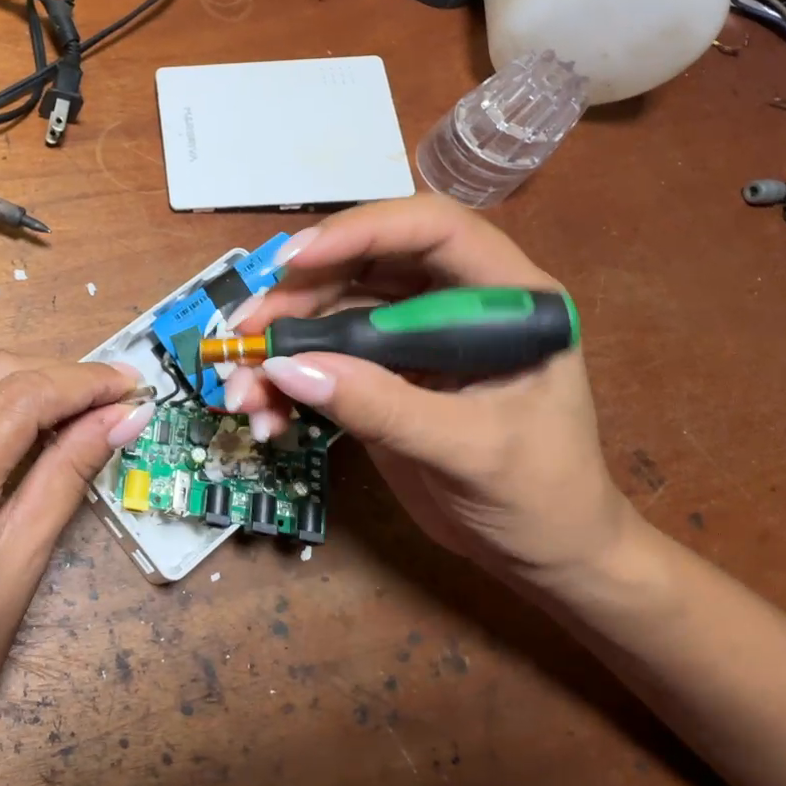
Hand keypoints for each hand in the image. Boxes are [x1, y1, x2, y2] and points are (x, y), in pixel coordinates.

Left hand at [0, 345, 153, 750]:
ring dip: (22, 369)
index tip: (129, 386)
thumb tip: (125, 413)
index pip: (14, 401)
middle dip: (57, 372)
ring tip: (72, 399)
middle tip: (110, 396)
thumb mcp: (26, 559)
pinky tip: (21, 406)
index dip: (79, 383)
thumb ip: (70, 473)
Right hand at [223, 196, 632, 580]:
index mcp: (503, 297)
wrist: (544, 555)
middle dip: (296, 297)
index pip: (429, 230)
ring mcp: (410, 340)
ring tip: (241, 388)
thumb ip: (382, 405)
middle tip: (246, 333)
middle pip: (360, 267)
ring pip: (327, 313)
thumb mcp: (471, 449)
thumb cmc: (541, 497)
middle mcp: (451, 304)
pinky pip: (319, 361)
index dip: (360, 232)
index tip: (293, 261)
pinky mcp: (379, 375)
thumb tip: (286, 369)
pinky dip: (284, 385)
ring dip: (277, 346)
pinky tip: (264, 417)